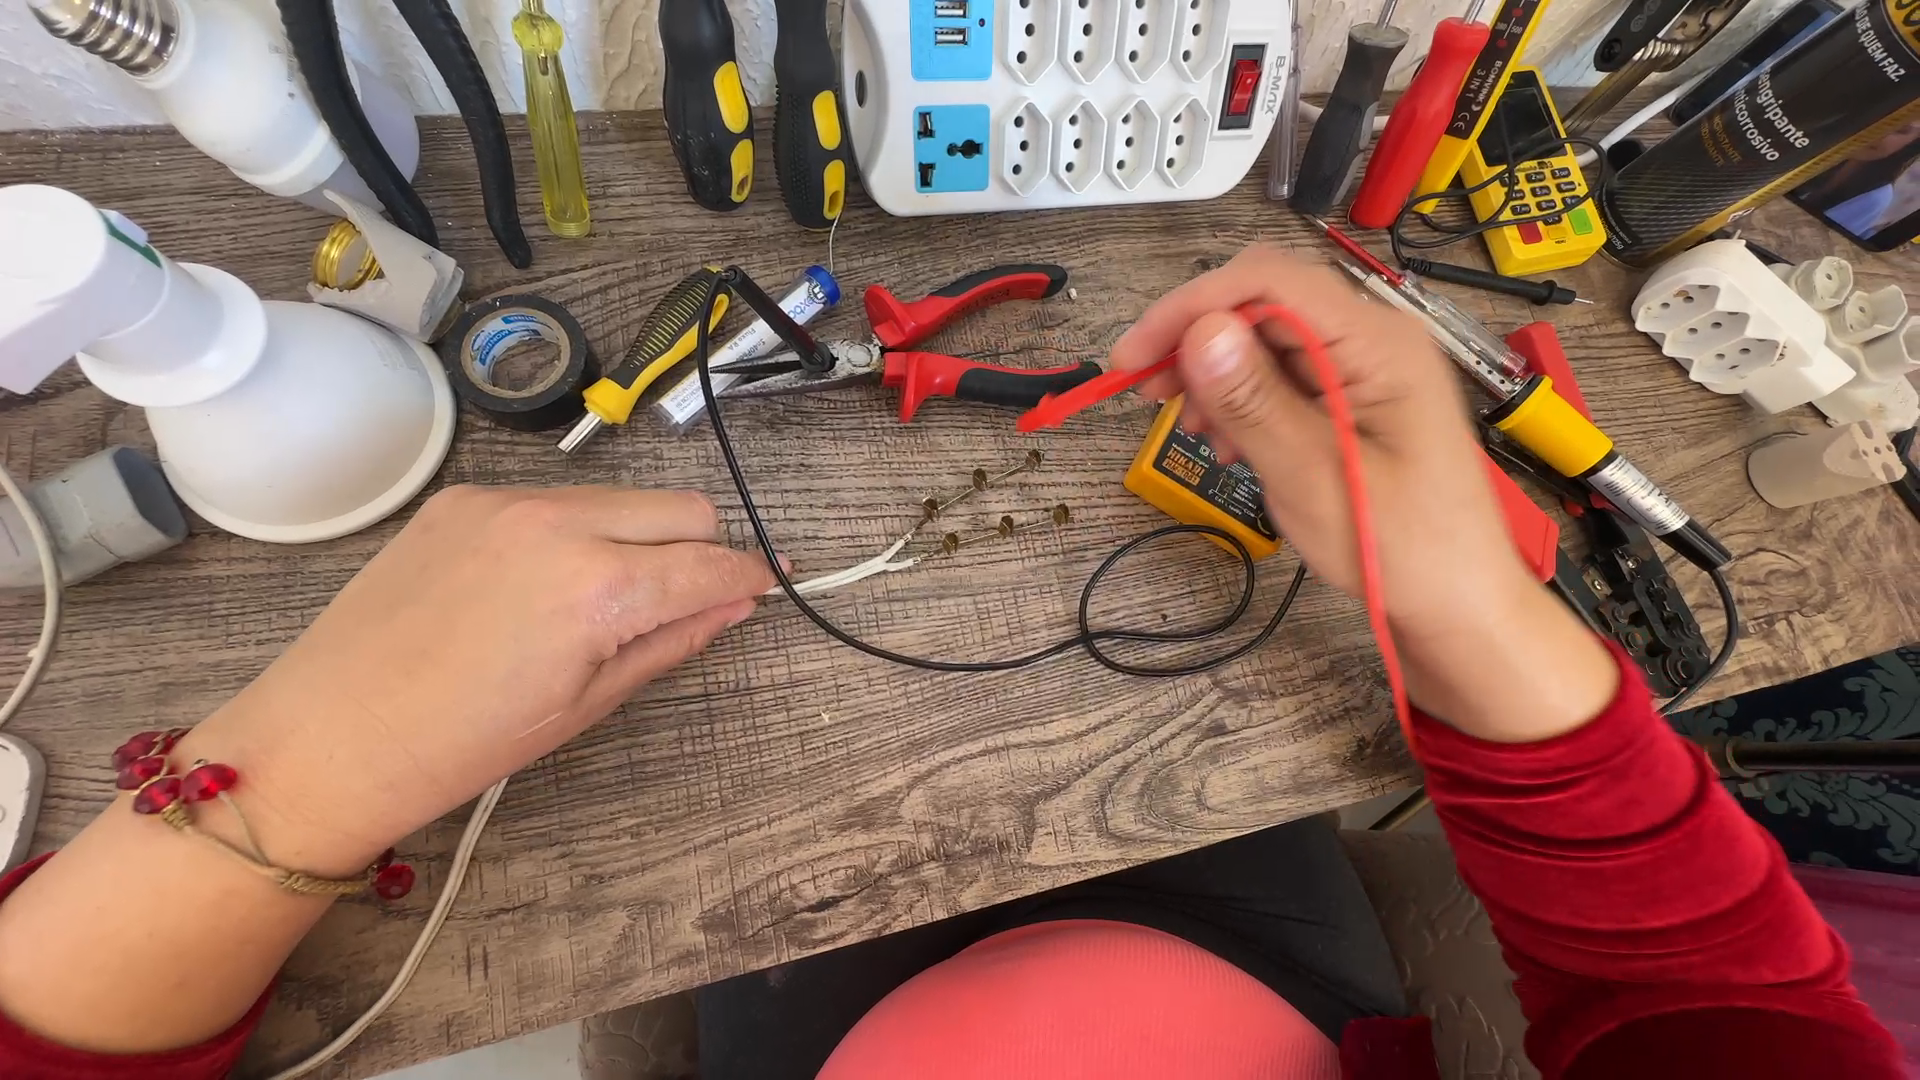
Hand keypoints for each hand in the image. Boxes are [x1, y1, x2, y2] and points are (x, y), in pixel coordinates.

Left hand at [177, 485, 776, 873]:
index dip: (753, 575)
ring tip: (614, 593)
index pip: (712, 564)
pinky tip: (550, 579)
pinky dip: (587, 530)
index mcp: (598, 589)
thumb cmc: (469, 744)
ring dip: (647, 536)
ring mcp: (509, 500)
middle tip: (695, 595)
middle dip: (707, 548)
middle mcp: (561, 523)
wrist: (324, 740)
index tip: (772, 582)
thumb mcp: (592, 700)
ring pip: (628, 497)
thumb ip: (676, 639)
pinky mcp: (467, 496)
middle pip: (685, 507)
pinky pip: (566, 499)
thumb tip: (738, 603)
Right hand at [1111, 245, 1616, 740]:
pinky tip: (1227, 444)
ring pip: (1263, 341)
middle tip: (1147, 392)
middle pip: (1262, 303)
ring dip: (1212, 375)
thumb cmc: (1398, 549)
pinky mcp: (1348, 400)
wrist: (1456, 605)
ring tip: (1193, 431)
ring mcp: (1360, 370)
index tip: (1132, 359)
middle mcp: (1371, 340)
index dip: (1188, 308)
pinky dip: (1237, 402)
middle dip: (1194, 339)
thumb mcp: (1313, 475)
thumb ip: (1255, 400)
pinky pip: (1278, 379)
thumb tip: (1199, 331)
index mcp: (1377, 343)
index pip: (1267, 282)